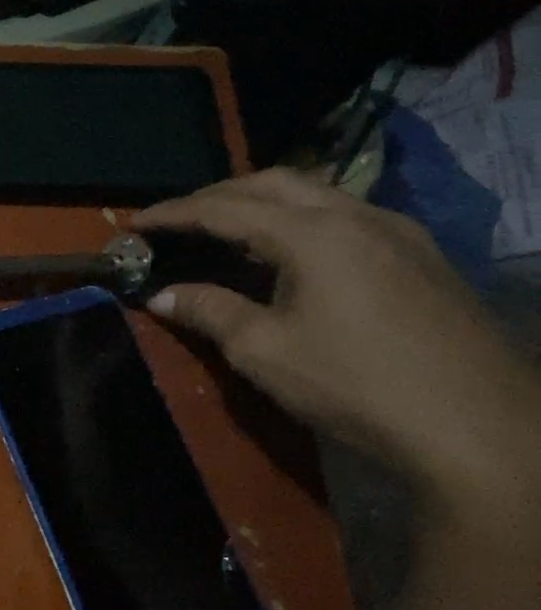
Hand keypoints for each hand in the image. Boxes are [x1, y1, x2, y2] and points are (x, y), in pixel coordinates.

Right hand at [134, 169, 540, 493]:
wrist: (476, 425)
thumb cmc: (354, 383)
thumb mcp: (262, 350)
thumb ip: (209, 311)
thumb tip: (162, 295)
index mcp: (315, 235)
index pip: (225, 209)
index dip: (173, 213)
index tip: (133, 223)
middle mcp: (359, 218)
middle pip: (275, 184)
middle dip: (217, 195)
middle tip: (176, 220)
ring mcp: (399, 234)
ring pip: (316, 195)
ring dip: (261, 204)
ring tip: (223, 231)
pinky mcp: (420, 258)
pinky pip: (345, 217)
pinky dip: (298, 221)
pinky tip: (285, 253)